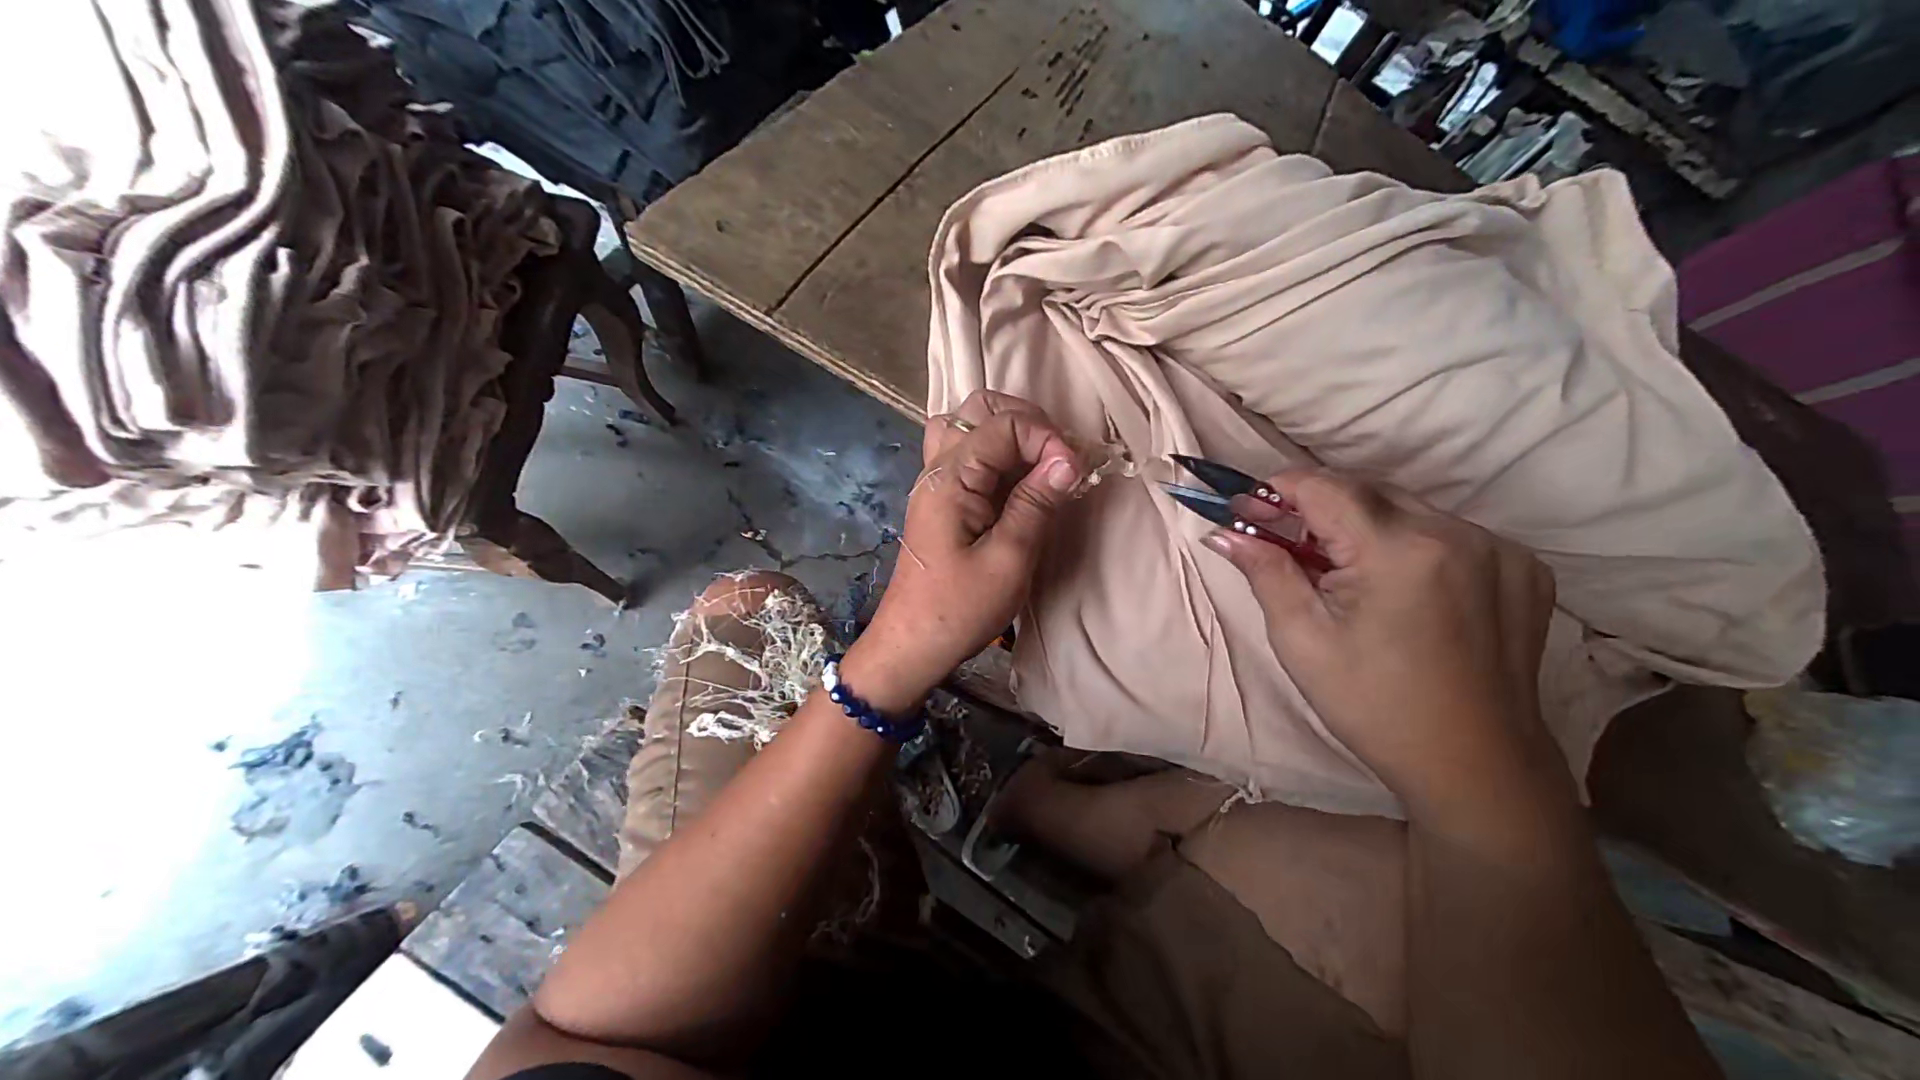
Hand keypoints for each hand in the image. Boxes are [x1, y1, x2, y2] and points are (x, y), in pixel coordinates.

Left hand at [844, 391, 1080, 709]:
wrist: (913, 642)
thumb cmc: (959, 608)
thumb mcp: (1009, 559)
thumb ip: (1036, 503)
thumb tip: (1069, 458)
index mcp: (950, 478)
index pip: (1003, 424)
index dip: (1047, 437)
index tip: (1075, 472)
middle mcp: (938, 467)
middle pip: (980, 409)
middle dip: (1029, 423)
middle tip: (1062, 458)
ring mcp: (936, 480)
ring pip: (970, 425)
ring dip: (1010, 431)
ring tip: (1042, 461)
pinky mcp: (942, 498)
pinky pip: (966, 452)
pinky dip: (997, 451)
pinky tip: (1018, 478)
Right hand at [1202, 469, 1563, 826]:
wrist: (1474, 765)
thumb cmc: (1372, 705)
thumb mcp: (1301, 639)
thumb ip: (1265, 572)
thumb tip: (1223, 533)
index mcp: (1398, 552)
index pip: (1324, 486)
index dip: (1277, 488)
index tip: (1246, 507)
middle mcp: (1457, 534)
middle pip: (1367, 491)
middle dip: (1316, 506)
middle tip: (1280, 536)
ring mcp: (1500, 549)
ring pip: (1408, 508)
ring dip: (1363, 523)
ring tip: (1338, 566)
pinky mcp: (1526, 568)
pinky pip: (1449, 532)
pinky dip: (1410, 542)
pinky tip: (1396, 583)